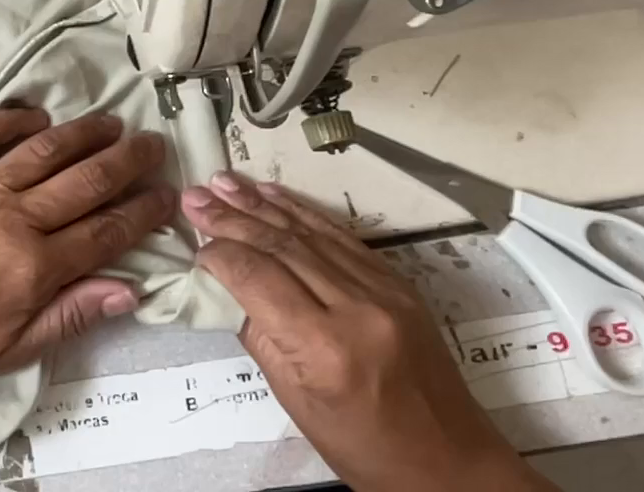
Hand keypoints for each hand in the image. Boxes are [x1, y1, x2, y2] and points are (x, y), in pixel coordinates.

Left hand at [0, 107, 174, 398]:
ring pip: (44, 151)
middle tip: (154, 144)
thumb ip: (72, 315)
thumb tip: (131, 290)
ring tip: (112, 123)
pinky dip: (14, 120)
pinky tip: (39, 115)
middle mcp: (14, 219)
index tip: (167, 195)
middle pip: (84, 181)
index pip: (105, 231)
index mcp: (34, 267)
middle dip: (126, 161)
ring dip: (83, 133)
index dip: (142, 211)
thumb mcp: (14, 349)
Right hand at [183, 172, 553, 491]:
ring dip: (259, 204)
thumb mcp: (294, 399)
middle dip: (230, 218)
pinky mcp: (395, 279)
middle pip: (279, 246)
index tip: (194, 243)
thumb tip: (223, 282)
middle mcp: (355, 308)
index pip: (257, 278)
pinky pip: (338, 234)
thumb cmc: (363, 446)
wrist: (449, 461)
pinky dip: (300, 211)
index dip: (219, 254)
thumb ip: (258, 333)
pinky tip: (270, 193)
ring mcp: (382, 288)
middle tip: (194, 196)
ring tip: (222, 182)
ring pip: (307, 232)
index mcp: (324, 348)